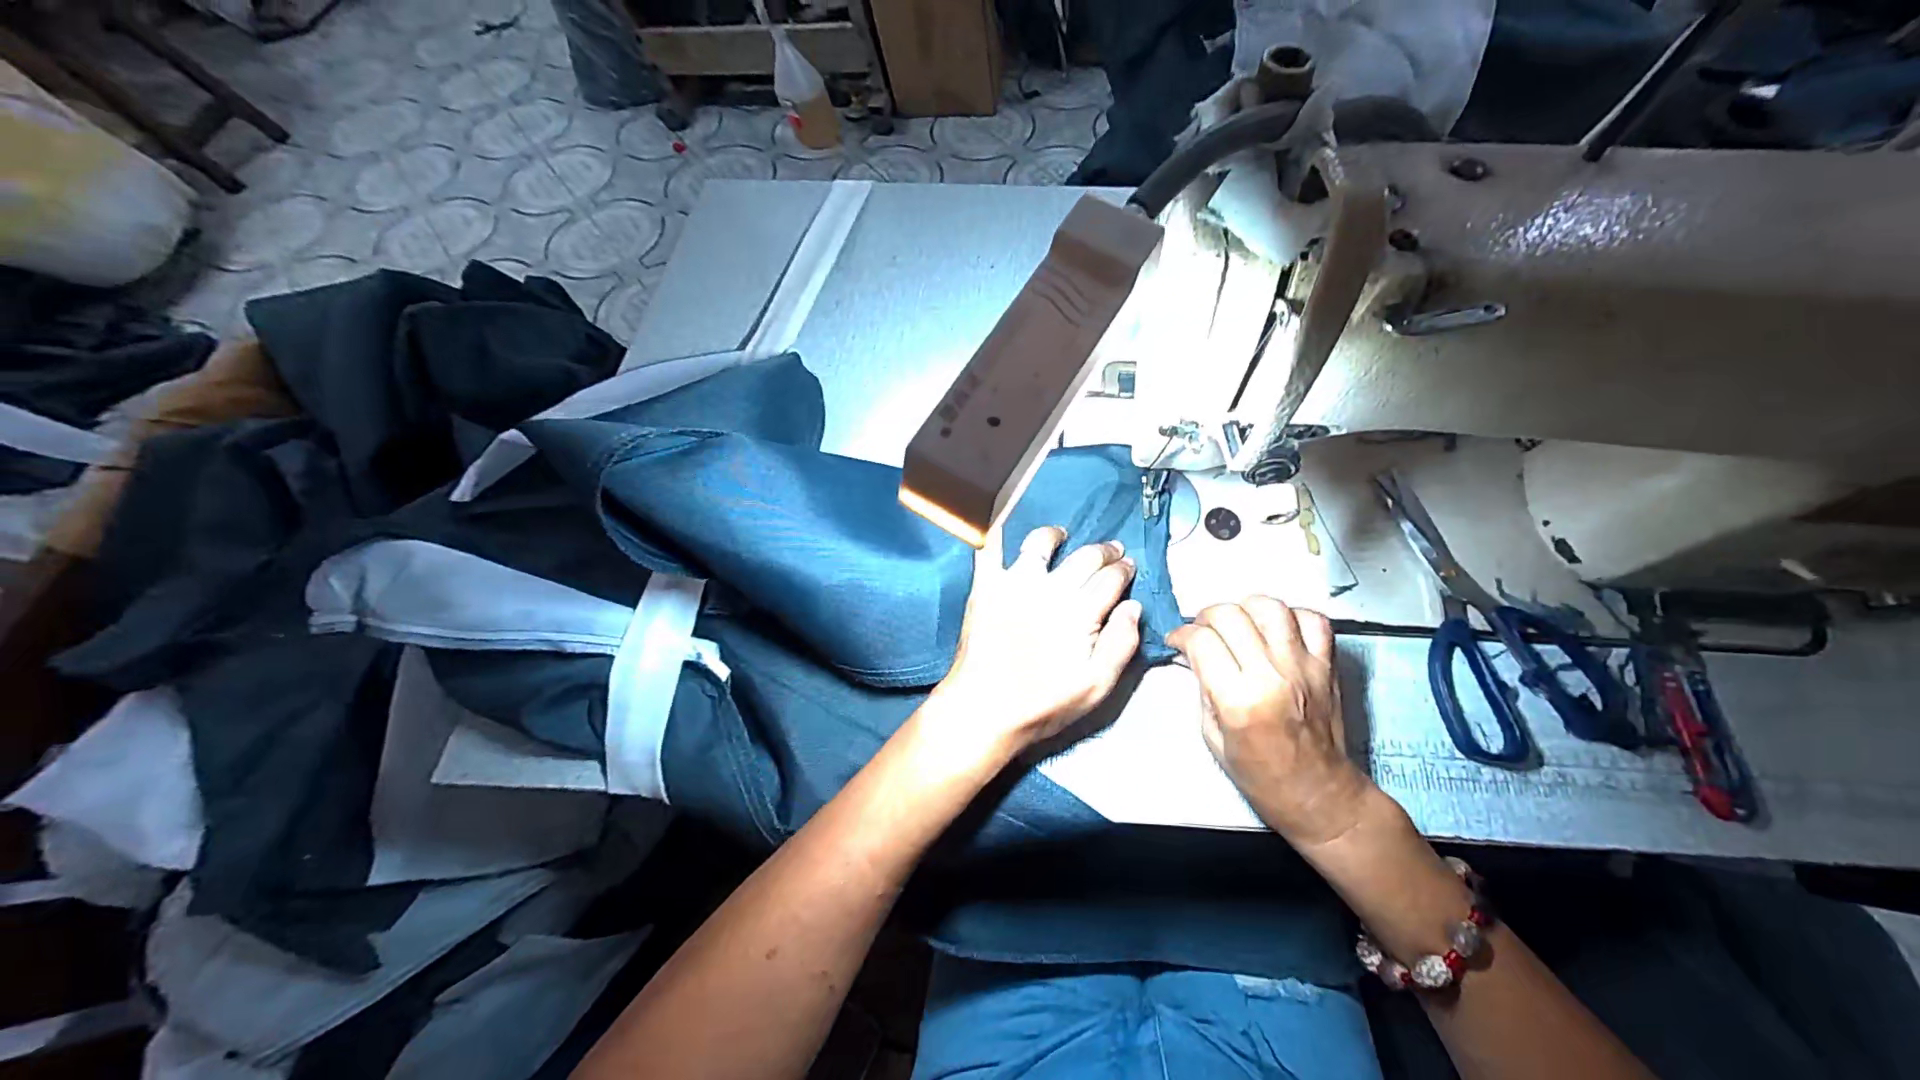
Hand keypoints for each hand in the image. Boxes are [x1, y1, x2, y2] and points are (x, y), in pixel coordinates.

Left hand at [925, 526, 1142, 761]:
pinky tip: (1002, 525)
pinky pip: (990, 550)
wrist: (984, 707)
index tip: (1128, 566)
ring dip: (1055, 535)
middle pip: (1084, 556)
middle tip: (1111, 550)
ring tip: (1061, 534)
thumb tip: (1133, 606)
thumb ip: (1121, 643)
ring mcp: (1014, 582)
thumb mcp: (1096, 686)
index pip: (1111, 577)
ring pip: (1039, 543)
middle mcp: (1050, 587)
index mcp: (1081, 610)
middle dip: (1103, 550)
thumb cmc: (1043, 703)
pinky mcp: (985, 586)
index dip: (1124, 569)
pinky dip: (997, 533)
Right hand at [1168, 598, 1375, 848]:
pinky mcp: (1328, 666)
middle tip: (1203, 632)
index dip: (1181, 635)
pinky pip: (1313, 620)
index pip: (1201, 641)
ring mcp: (1304, 667)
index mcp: (1239, 700)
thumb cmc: (1260, 774)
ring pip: (1270, 608)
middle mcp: (1272, 676)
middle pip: (1231, 615)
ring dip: (1245, 608)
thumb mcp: (1212, 736)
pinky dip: (1291, 616)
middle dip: (1206, 617)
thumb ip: (1203, 688)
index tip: (1177, 641)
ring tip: (1238, 623)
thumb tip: (1193, 654)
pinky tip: (1276, 630)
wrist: (1318, 794)